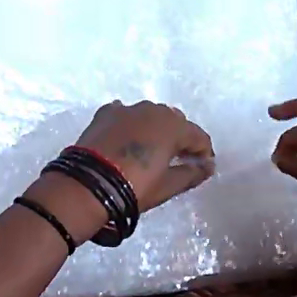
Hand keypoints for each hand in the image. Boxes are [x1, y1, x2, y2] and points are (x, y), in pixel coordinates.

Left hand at [71, 100, 215, 208]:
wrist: (88, 185)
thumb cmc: (134, 186)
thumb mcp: (167, 185)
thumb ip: (192, 174)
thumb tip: (208, 167)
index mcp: (173, 126)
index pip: (198, 137)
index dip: (203, 153)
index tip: (202, 168)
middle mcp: (153, 110)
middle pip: (175, 122)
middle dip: (180, 139)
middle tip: (177, 160)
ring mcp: (127, 109)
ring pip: (150, 116)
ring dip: (155, 130)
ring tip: (151, 150)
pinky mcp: (105, 114)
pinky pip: (125, 115)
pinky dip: (131, 125)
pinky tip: (127, 138)